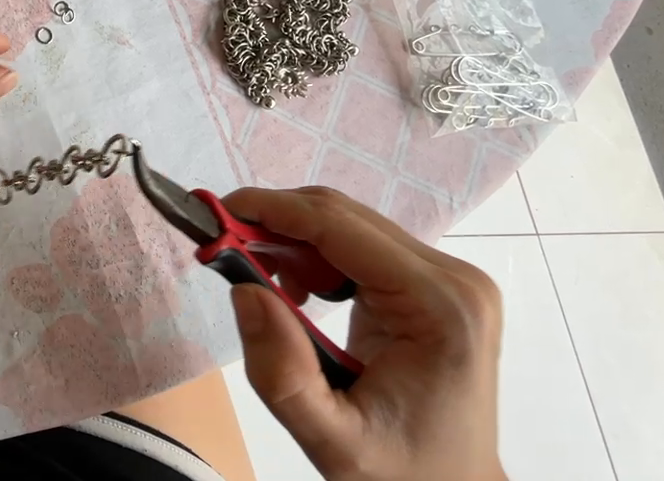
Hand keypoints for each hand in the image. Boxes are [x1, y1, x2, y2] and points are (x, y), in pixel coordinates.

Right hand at [224, 187, 506, 480]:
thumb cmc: (398, 472)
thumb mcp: (331, 440)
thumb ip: (282, 371)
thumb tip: (244, 289)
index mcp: (439, 306)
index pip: (338, 225)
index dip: (270, 210)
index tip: (211, 215)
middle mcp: (452, 277)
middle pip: (339, 215)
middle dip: (272, 223)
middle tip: (221, 250)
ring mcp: (444, 276)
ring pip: (341, 221)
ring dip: (287, 239)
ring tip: (259, 280)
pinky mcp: (429, 281)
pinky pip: (352, 241)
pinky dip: (308, 253)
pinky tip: (295, 292)